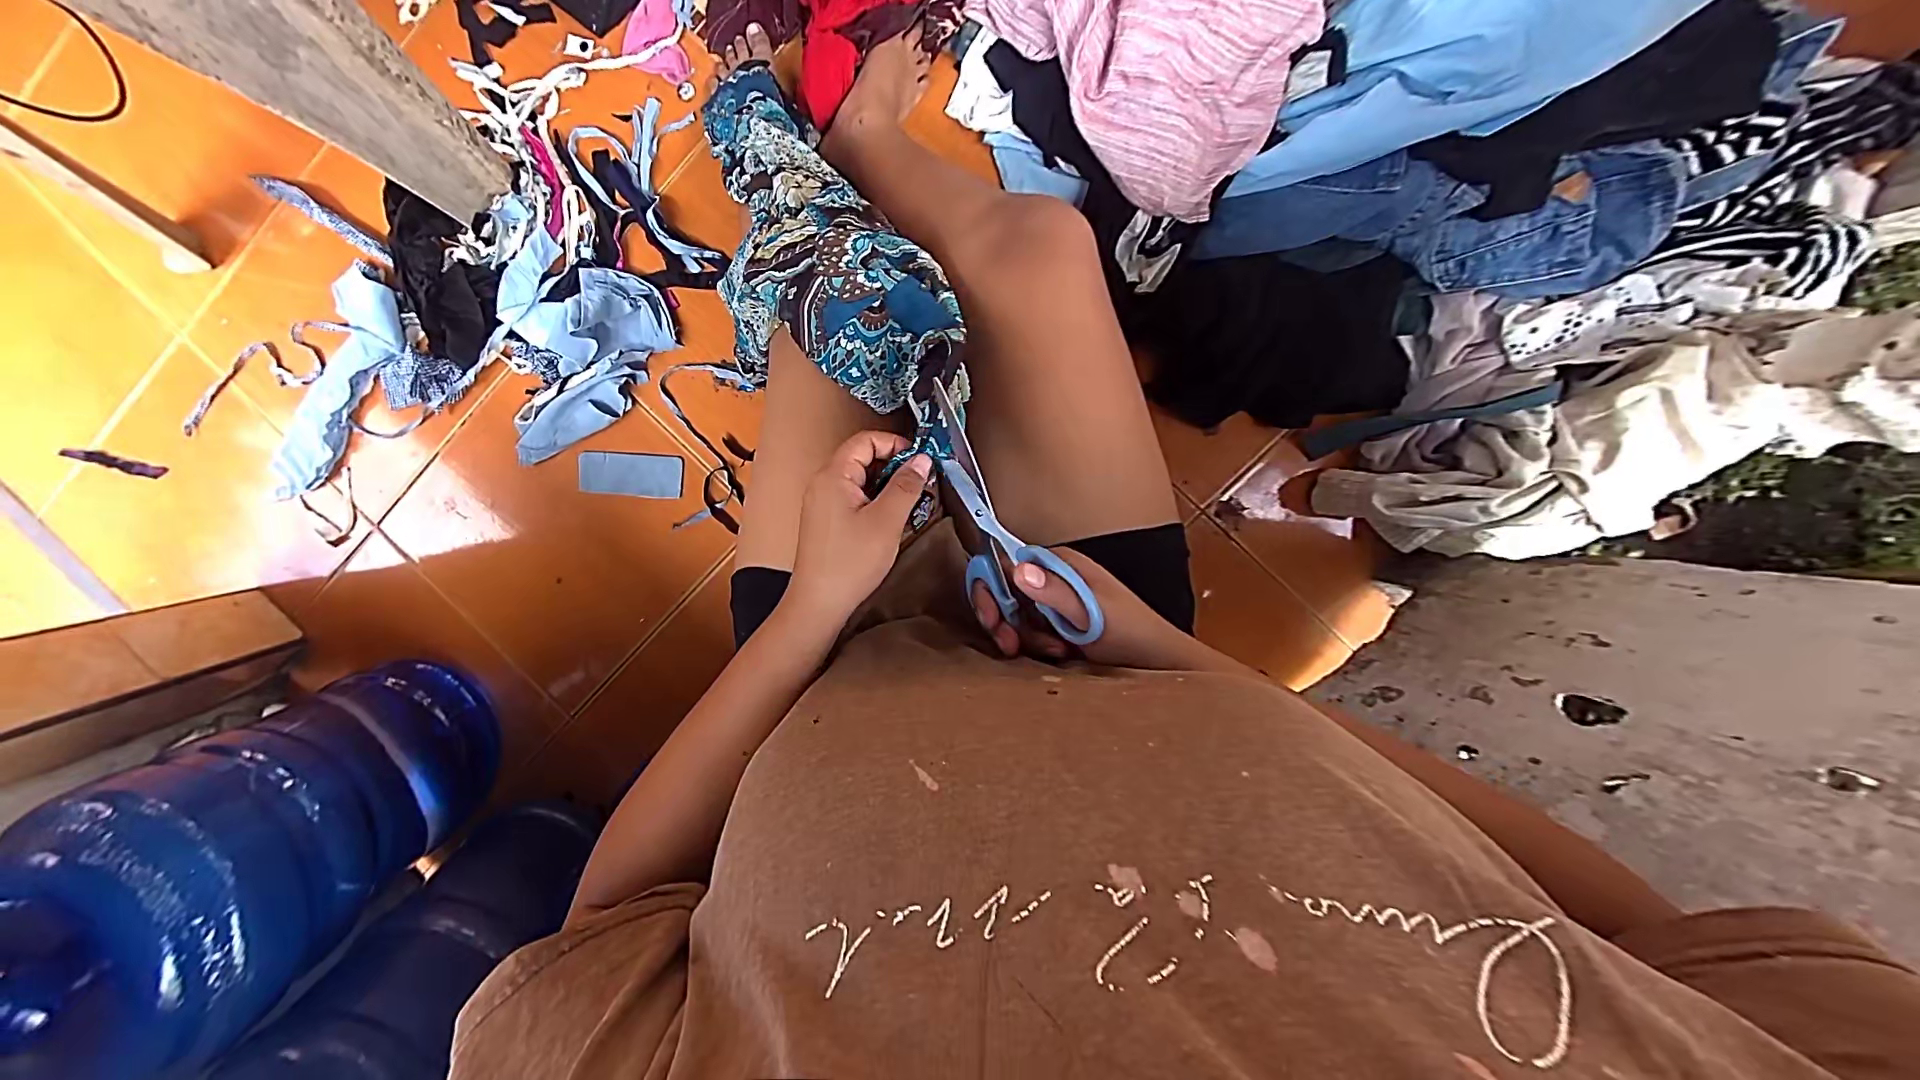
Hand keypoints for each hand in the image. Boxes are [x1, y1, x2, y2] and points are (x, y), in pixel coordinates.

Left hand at [784, 431, 933, 628]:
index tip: (919, 458)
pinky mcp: (827, 520)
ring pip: (861, 479)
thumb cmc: (848, 564)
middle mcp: (823, 484)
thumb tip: (921, 461)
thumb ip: (907, 486)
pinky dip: (876, 501)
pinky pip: (854, 497)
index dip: (895, 443)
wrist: (820, 603)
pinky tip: (892, 518)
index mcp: (833, 476)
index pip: (865, 440)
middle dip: (894, 465)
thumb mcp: (887, 520)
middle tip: (919, 481)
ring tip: (910, 502)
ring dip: (888, 485)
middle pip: (863, 457)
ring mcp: (823, 503)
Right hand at [971, 546, 1204, 670]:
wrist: (1157, 661)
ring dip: (1025, 637)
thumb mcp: (1090, 613)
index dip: (990, 589)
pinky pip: (1029, 632)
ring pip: (1015, 616)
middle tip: (1010, 644)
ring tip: (1055, 649)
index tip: (993, 618)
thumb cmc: (1131, 632)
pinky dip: (1035, 645)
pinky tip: (1058, 652)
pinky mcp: (1058, 622)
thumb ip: (1053, 592)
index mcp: (1059, 563)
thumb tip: (1016, 569)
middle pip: (1005, 592)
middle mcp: (1053, 577)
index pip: (1006, 564)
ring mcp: (1055, 601)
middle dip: (1004, 620)